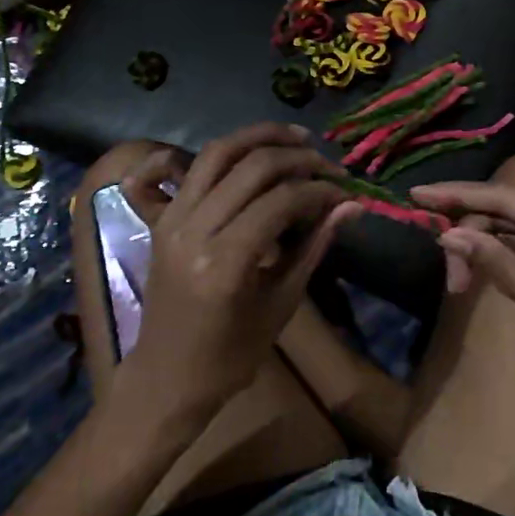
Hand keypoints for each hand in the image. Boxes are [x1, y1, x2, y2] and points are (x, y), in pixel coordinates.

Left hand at [115, 124, 356, 423]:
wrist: (165, 378)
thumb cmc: (230, 356)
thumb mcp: (281, 304)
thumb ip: (314, 247)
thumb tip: (351, 207)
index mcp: (224, 263)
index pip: (280, 201)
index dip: (319, 190)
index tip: (346, 192)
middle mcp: (193, 230)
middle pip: (250, 167)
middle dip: (296, 157)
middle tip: (327, 164)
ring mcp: (172, 219)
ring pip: (217, 153)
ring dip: (259, 137)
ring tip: (295, 138)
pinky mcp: (163, 217)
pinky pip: (192, 168)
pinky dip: (223, 151)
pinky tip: (249, 147)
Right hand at [410, 180, 514, 413]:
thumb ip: (502, 268)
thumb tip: (450, 236)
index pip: (510, 198)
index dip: (459, 195)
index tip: (416, 194)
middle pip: (509, 209)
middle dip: (472, 234)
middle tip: (450, 280)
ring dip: (485, 249)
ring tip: (461, 287)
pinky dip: (506, 259)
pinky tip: (492, 283)